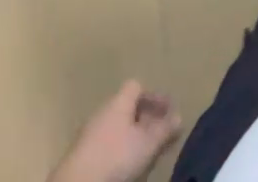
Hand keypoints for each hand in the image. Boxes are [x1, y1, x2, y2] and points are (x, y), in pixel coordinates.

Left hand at [50, 80, 183, 181]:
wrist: (78, 181)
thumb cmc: (117, 155)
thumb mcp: (148, 143)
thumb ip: (165, 129)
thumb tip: (178, 117)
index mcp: (118, 102)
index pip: (136, 86)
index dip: (153, 96)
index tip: (167, 110)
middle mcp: (103, 110)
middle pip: (127, 106)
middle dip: (146, 117)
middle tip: (160, 131)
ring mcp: (90, 129)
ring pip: (118, 124)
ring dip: (133, 132)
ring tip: (146, 149)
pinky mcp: (83, 149)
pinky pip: (107, 138)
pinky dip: (120, 144)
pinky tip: (127, 160)